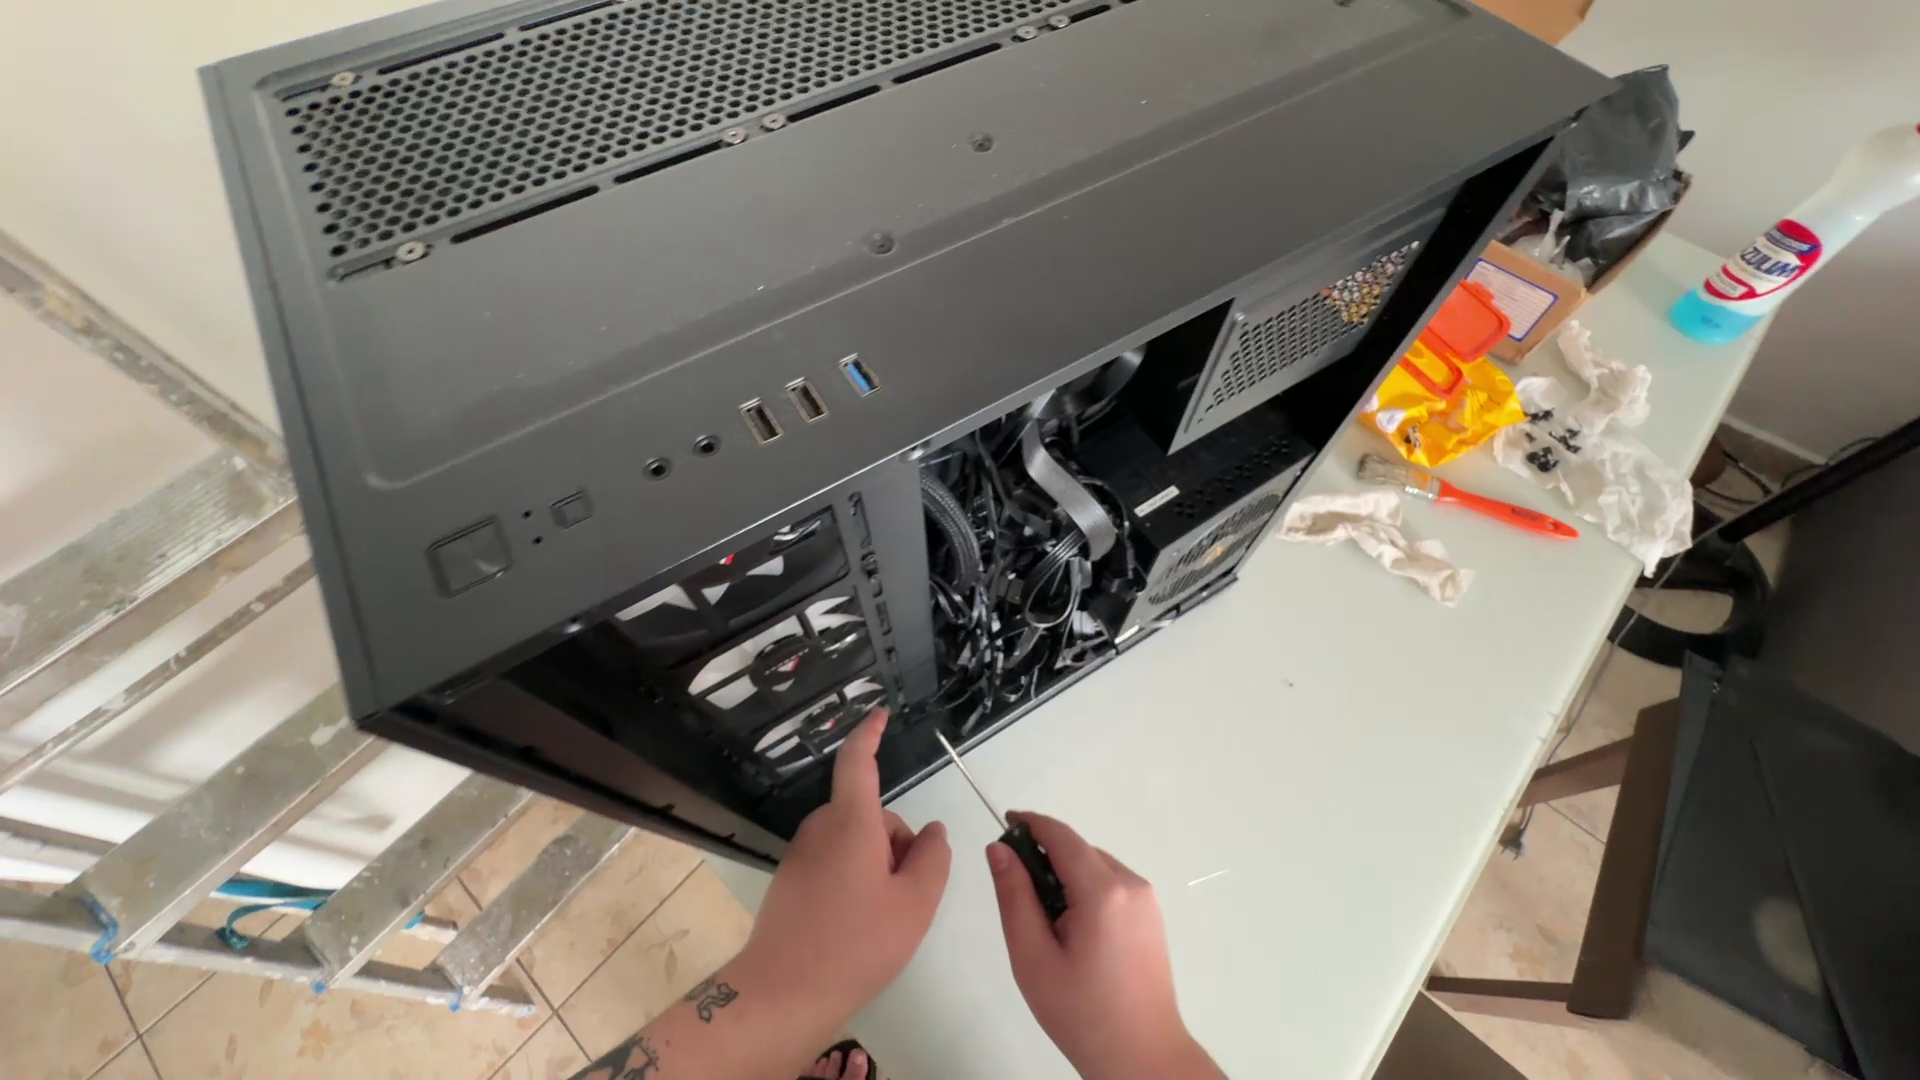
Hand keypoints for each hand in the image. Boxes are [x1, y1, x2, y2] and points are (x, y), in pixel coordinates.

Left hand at [739, 708, 951, 1022]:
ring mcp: (801, 853)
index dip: (871, 733)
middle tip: (904, 894)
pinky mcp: (791, 878)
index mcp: (851, 822)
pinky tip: (853, 925)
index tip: (880, 713)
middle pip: (870, 814)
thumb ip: (932, 858)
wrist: (782, 993)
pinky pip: (834, 860)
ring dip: (875, 863)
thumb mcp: (914, 904)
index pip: (859, 761)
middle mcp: (821, 827)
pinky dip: (853, 878)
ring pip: (854, 839)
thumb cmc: (855, 943)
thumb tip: (931, 833)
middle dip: (895, 842)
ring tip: (879, 917)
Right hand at [988, 812, 1218, 1079]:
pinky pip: (1111, 884)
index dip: (1030, 823)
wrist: (1143, 1059)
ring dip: (1066, 875)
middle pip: (1078, 850)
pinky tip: (1074, 931)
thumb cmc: (1081, 1012)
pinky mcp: (1152, 915)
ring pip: (1094, 866)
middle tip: (1018, 895)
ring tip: (1046, 924)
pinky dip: (1086, 890)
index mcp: (1103, 890)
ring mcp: (1147, 899)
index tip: (1003, 823)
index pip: (1061, 835)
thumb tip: (998, 848)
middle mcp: (1131, 883)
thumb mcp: (1032, 957)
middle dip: (1045, 858)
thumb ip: (1014, 895)